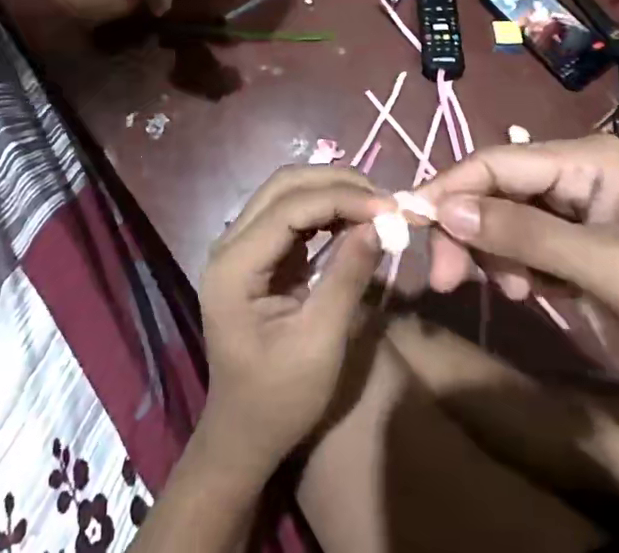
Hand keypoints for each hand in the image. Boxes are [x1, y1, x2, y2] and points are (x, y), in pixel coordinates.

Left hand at [199, 167, 391, 471]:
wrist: (245, 434)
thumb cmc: (280, 398)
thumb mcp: (321, 342)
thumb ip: (348, 277)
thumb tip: (382, 224)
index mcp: (233, 268)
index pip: (289, 208)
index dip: (341, 198)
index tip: (388, 207)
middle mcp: (229, 246)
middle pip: (284, 186)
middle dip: (337, 184)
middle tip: (385, 199)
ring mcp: (241, 248)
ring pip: (288, 193)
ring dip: (334, 191)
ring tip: (377, 205)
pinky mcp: (260, 255)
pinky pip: (294, 214)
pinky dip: (328, 209)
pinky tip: (357, 218)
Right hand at [418, 136, 618, 386]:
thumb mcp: (609, 263)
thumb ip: (526, 234)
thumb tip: (447, 207)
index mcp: (587, 162)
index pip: (498, 163)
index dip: (450, 189)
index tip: (406, 225)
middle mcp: (576, 183)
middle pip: (496, 192)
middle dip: (465, 228)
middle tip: (443, 279)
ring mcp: (579, 223)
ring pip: (507, 225)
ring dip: (488, 253)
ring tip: (502, 292)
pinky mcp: (584, 261)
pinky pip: (529, 255)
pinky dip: (514, 272)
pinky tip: (523, 294)